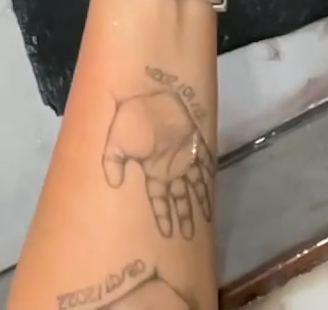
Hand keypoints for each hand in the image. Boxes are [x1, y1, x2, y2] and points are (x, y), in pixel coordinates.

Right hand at [101, 89, 215, 239]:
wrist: (146, 92)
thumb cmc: (131, 118)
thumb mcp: (115, 141)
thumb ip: (112, 162)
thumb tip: (114, 183)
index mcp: (153, 170)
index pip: (159, 199)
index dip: (163, 216)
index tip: (168, 233)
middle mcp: (170, 167)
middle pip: (179, 197)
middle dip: (183, 215)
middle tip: (188, 234)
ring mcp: (184, 154)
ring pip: (195, 184)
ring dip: (200, 200)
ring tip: (206, 216)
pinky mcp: (195, 141)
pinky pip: (206, 160)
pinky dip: (210, 173)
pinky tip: (215, 186)